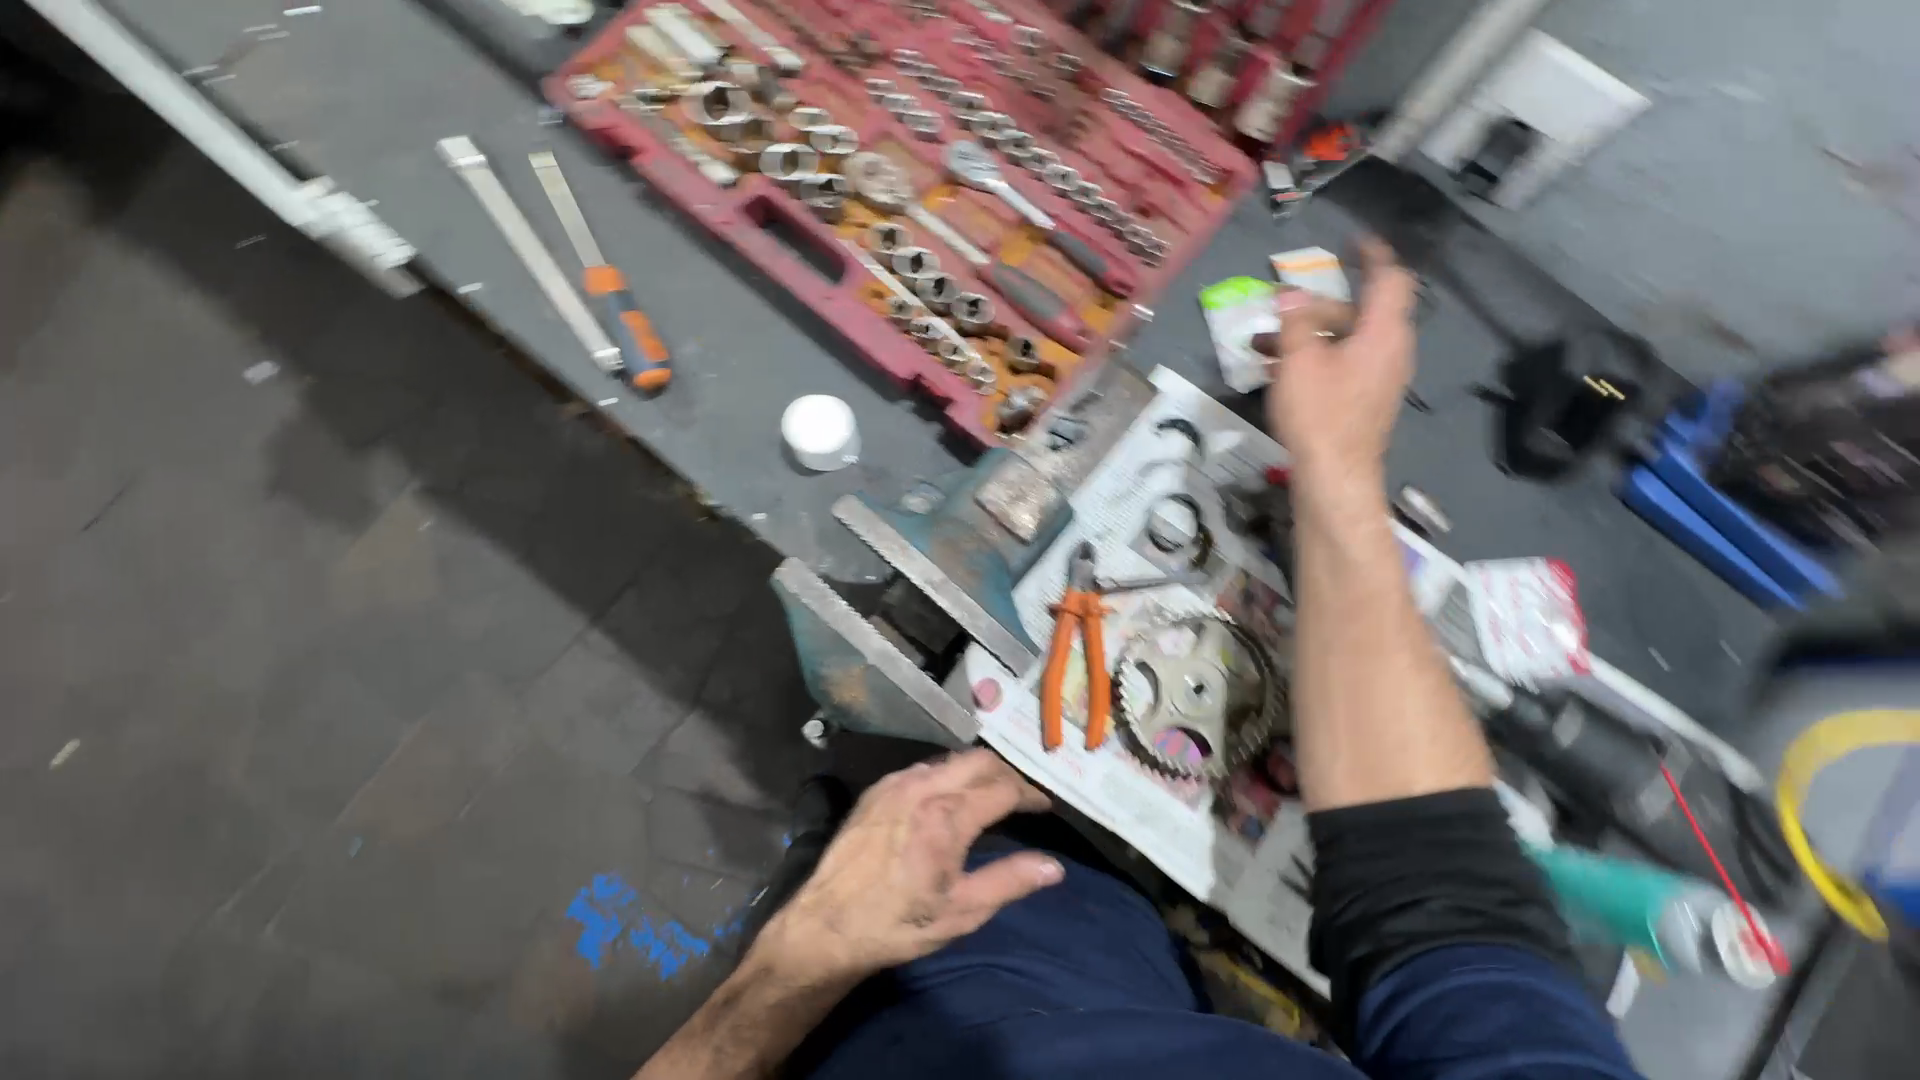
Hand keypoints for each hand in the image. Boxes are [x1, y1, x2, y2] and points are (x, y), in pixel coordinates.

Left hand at [752, 750, 1061, 981]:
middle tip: (1022, 797)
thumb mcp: (962, 912)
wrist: (828, 925)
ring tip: (990, 796)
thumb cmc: (899, 923)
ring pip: (950, 760)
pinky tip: (948, 798)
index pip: (1003, 788)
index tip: (1044, 807)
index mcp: (947, 816)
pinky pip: (923, 768)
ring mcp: (896, 784)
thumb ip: (1010, 881)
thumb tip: (1054, 866)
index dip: (1030, 795)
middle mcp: (923, 788)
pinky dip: (947, 775)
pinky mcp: (877, 789)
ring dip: (976, 772)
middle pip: (979, 760)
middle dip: (1007, 774)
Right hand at [1260, 237, 1416, 481]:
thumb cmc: (1319, 414)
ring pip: (1346, 341)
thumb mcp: (1297, 361)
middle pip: (1359, 312)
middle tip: (1280, 312)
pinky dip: (1316, 359)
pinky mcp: (1368, 401)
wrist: (1336, 477)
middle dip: (1316, 308)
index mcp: (1383, 332)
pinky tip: (1280, 372)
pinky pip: (1344, 365)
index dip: (1374, 255)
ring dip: (1308, 337)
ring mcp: (1382, 378)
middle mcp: (1392, 350)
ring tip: (1264, 346)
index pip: (1390, 278)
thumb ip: (1294, 321)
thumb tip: (1290, 293)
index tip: (1354, 241)